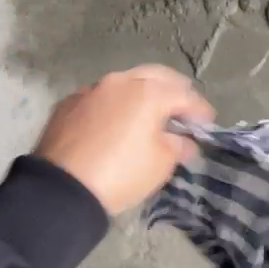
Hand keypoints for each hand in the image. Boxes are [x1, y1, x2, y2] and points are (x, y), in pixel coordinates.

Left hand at [33, 65, 213, 214]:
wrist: (60, 191)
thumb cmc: (120, 174)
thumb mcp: (160, 164)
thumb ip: (178, 145)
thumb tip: (184, 140)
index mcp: (148, 92)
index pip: (185, 95)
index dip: (200, 110)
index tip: (208, 124)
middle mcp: (120, 81)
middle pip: (156, 77)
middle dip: (173, 91)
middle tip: (183, 109)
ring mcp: (91, 89)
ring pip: (125, 83)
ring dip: (142, 95)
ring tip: (150, 114)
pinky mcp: (68, 104)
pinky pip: (101, 98)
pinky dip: (115, 105)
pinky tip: (117, 122)